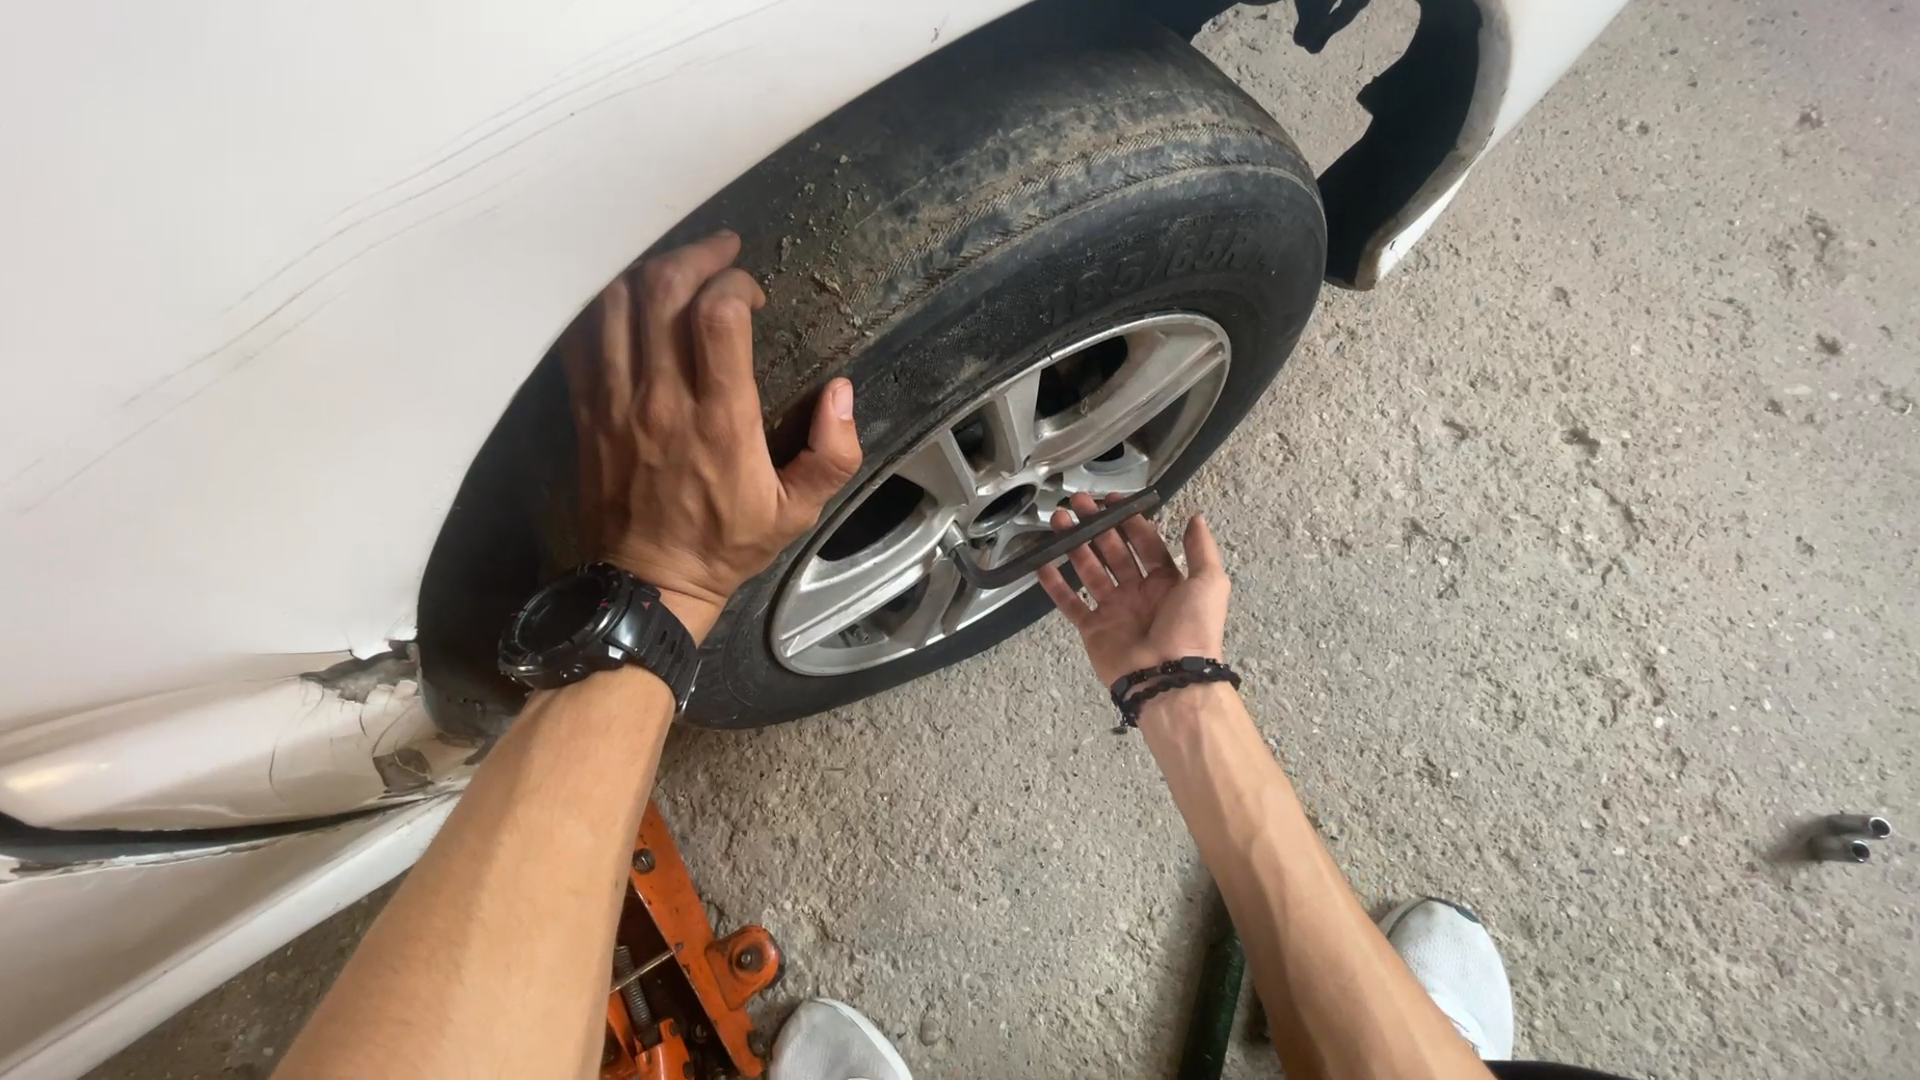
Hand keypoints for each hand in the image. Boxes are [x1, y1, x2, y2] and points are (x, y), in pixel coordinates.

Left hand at [559, 230, 861, 640]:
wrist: (650, 581)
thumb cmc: (728, 544)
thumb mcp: (798, 512)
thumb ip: (833, 455)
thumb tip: (842, 393)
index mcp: (720, 421)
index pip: (717, 318)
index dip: (736, 284)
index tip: (753, 294)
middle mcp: (662, 400)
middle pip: (662, 292)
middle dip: (694, 255)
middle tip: (720, 251)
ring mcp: (616, 402)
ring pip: (617, 304)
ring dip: (650, 271)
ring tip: (678, 266)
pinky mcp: (587, 411)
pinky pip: (583, 337)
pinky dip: (606, 305)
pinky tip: (630, 300)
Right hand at [1036, 492, 1229, 686]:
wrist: (1169, 677)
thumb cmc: (1192, 629)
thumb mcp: (1209, 583)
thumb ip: (1201, 549)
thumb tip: (1196, 517)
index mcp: (1166, 582)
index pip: (1144, 542)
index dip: (1129, 520)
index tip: (1111, 501)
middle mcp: (1138, 593)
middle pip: (1113, 551)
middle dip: (1096, 526)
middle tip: (1078, 504)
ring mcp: (1114, 610)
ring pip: (1089, 571)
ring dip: (1074, 545)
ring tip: (1059, 523)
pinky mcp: (1093, 629)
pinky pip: (1070, 604)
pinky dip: (1055, 585)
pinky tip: (1042, 564)